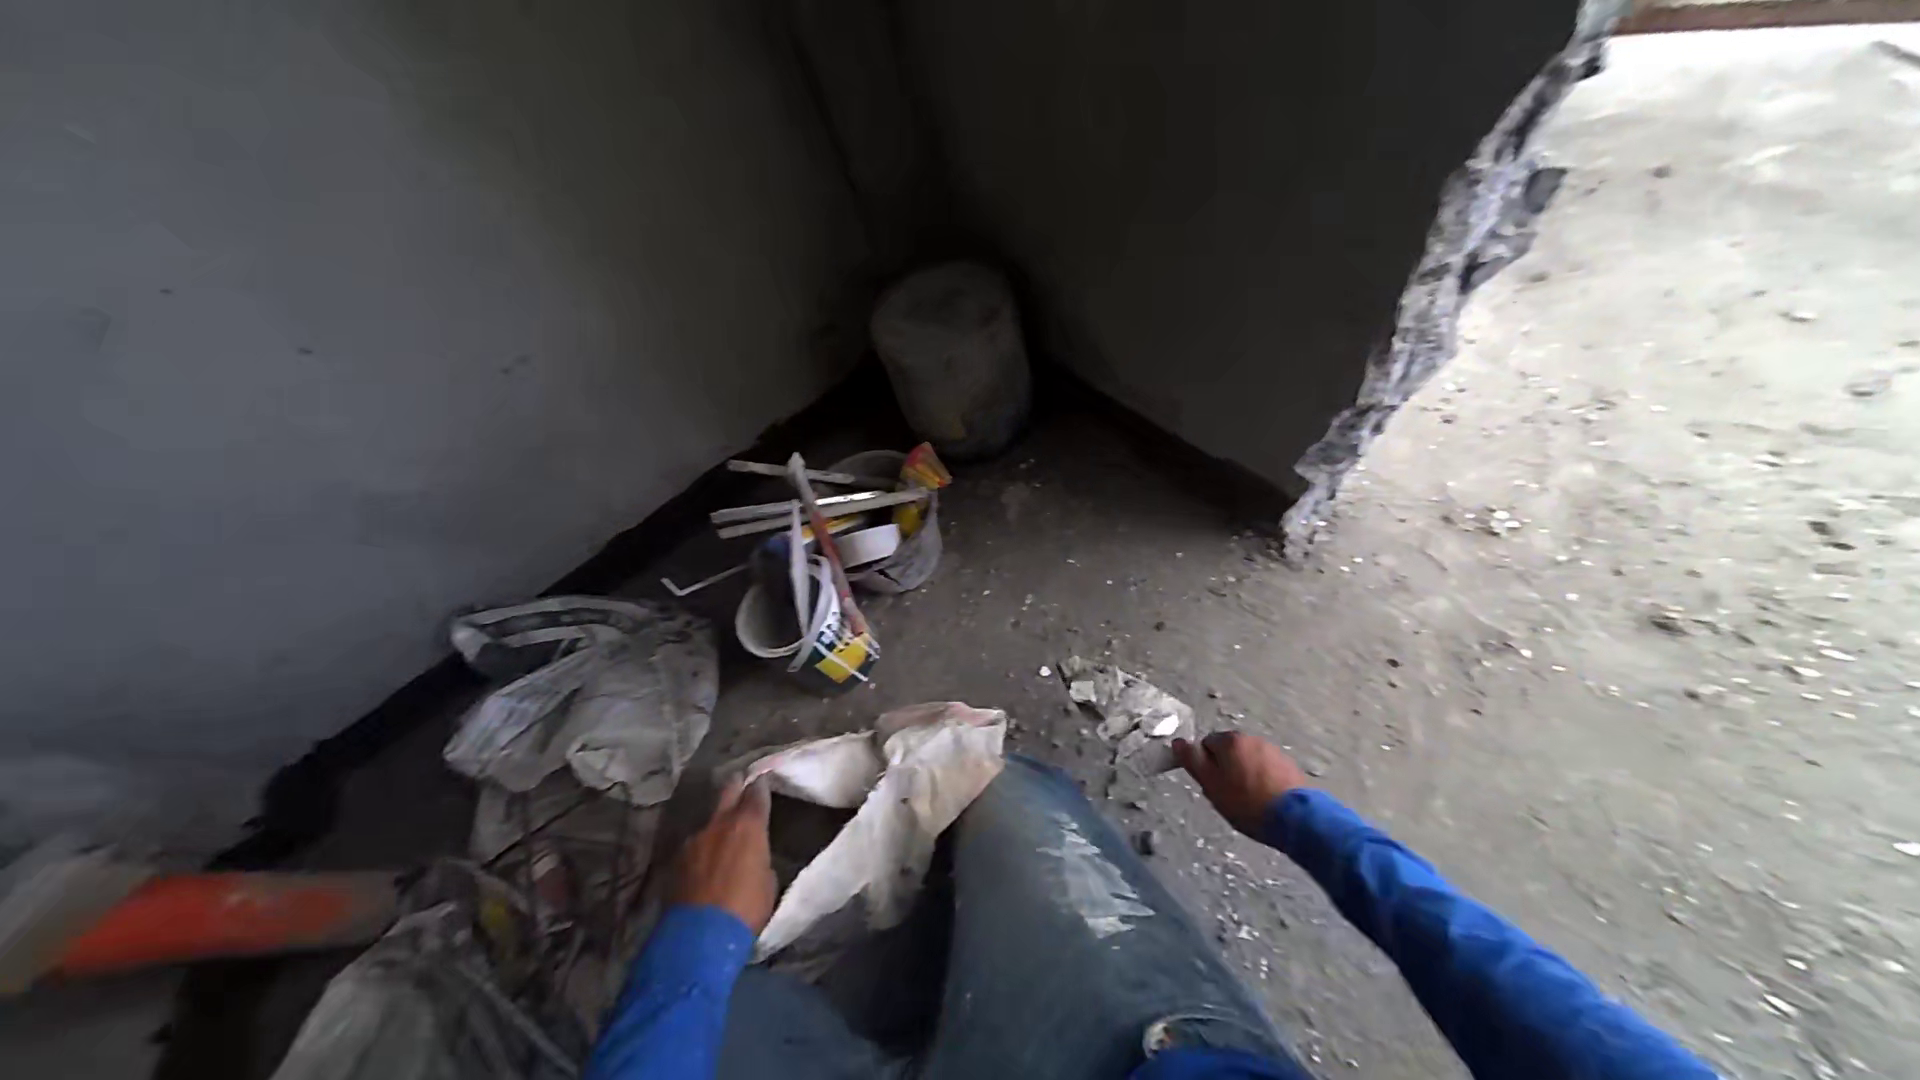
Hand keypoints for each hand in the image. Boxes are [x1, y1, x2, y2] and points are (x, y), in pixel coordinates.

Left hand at [669, 777, 776, 933]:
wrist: (700, 938)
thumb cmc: (746, 909)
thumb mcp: (768, 881)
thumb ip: (761, 858)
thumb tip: (753, 855)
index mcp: (749, 825)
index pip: (757, 792)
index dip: (762, 785)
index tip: (765, 781)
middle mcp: (720, 823)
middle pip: (728, 790)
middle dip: (737, 786)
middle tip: (743, 785)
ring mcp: (694, 839)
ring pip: (709, 820)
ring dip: (718, 823)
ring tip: (723, 835)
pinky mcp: (676, 859)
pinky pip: (694, 844)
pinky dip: (702, 847)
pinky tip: (704, 862)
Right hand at [1173, 731, 1309, 837]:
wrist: (1296, 818)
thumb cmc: (1246, 802)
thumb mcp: (1211, 785)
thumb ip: (1192, 761)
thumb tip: (1178, 742)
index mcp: (1229, 741)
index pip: (1206, 745)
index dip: (1206, 765)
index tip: (1212, 785)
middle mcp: (1251, 739)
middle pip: (1229, 751)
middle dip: (1227, 768)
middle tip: (1229, 794)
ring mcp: (1273, 751)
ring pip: (1249, 760)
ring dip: (1246, 773)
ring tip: (1250, 800)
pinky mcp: (1290, 766)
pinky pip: (1268, 769)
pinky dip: (1264, 779)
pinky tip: (1266, 799)